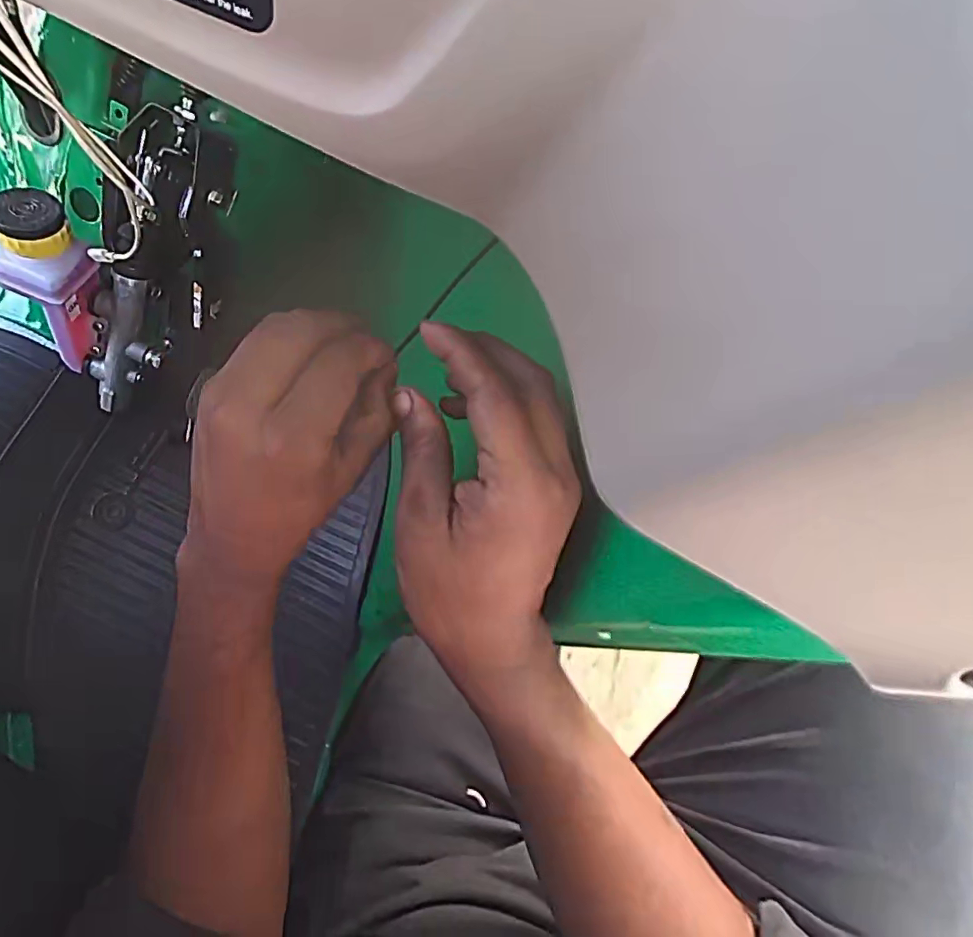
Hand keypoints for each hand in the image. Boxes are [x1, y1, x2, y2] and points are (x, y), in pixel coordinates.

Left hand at [180, 310, 397, 630]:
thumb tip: (384, 366)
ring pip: (275, 325)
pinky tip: (304, 353)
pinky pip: (255, 340)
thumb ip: (377, 412)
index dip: (370, 347)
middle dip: (343, 325)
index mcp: (291, 439)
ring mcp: (222, 391)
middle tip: (362, 340)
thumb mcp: (350, 471)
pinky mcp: (209, 385)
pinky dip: (287, 336)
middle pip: (303, 330)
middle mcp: (250, 407)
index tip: (383, 354)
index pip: (339, 362)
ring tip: (336, 341)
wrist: (229, 535)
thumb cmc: (295, 513)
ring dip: (314, 324)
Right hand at [394, 322, 582, 685]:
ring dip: (497, 367)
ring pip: (540, 395)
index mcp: (519, 480)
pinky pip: (538, 418)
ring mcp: (563, 476)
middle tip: (438, 339)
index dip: (461, 352)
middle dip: (484, 348)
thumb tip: (410, 393)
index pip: (495, 391)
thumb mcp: (419, 519)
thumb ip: (422, 448)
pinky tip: (466, 404)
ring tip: (447, 366)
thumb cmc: (447, 592)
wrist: (493, 642)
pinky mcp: (558, 482)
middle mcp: (554, 470)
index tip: (427, 330)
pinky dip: (506, 395)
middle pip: (529, 382)